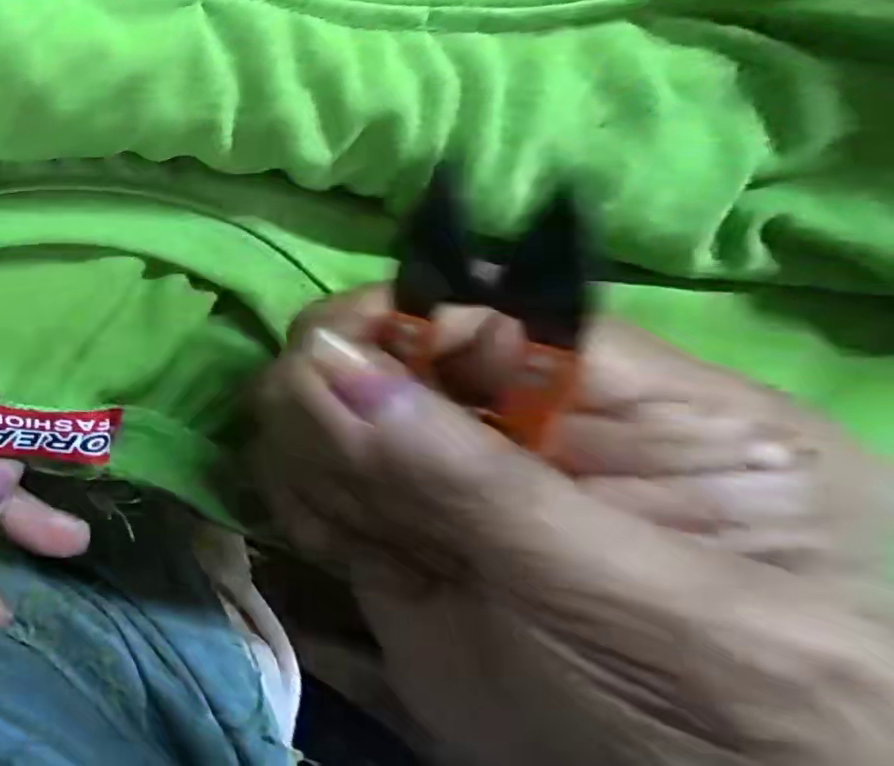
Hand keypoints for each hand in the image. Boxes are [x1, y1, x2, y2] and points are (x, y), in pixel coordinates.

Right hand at [318, 287, 889, 580]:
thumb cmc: (740, 733)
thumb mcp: (628, 600)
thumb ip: (469, 476)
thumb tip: (320, 358)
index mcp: (632, 406)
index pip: (484, 312)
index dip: (393, 317)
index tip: (319, 354)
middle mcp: (520, 424)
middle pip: (380, 353)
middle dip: (337, 403)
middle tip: (349, 477)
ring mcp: (442, 477)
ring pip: (320, 407)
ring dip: (312, 458)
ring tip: (364, 535)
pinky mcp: (385, 526)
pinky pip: (300, 471)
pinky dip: (296, 500)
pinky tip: (339, 551)